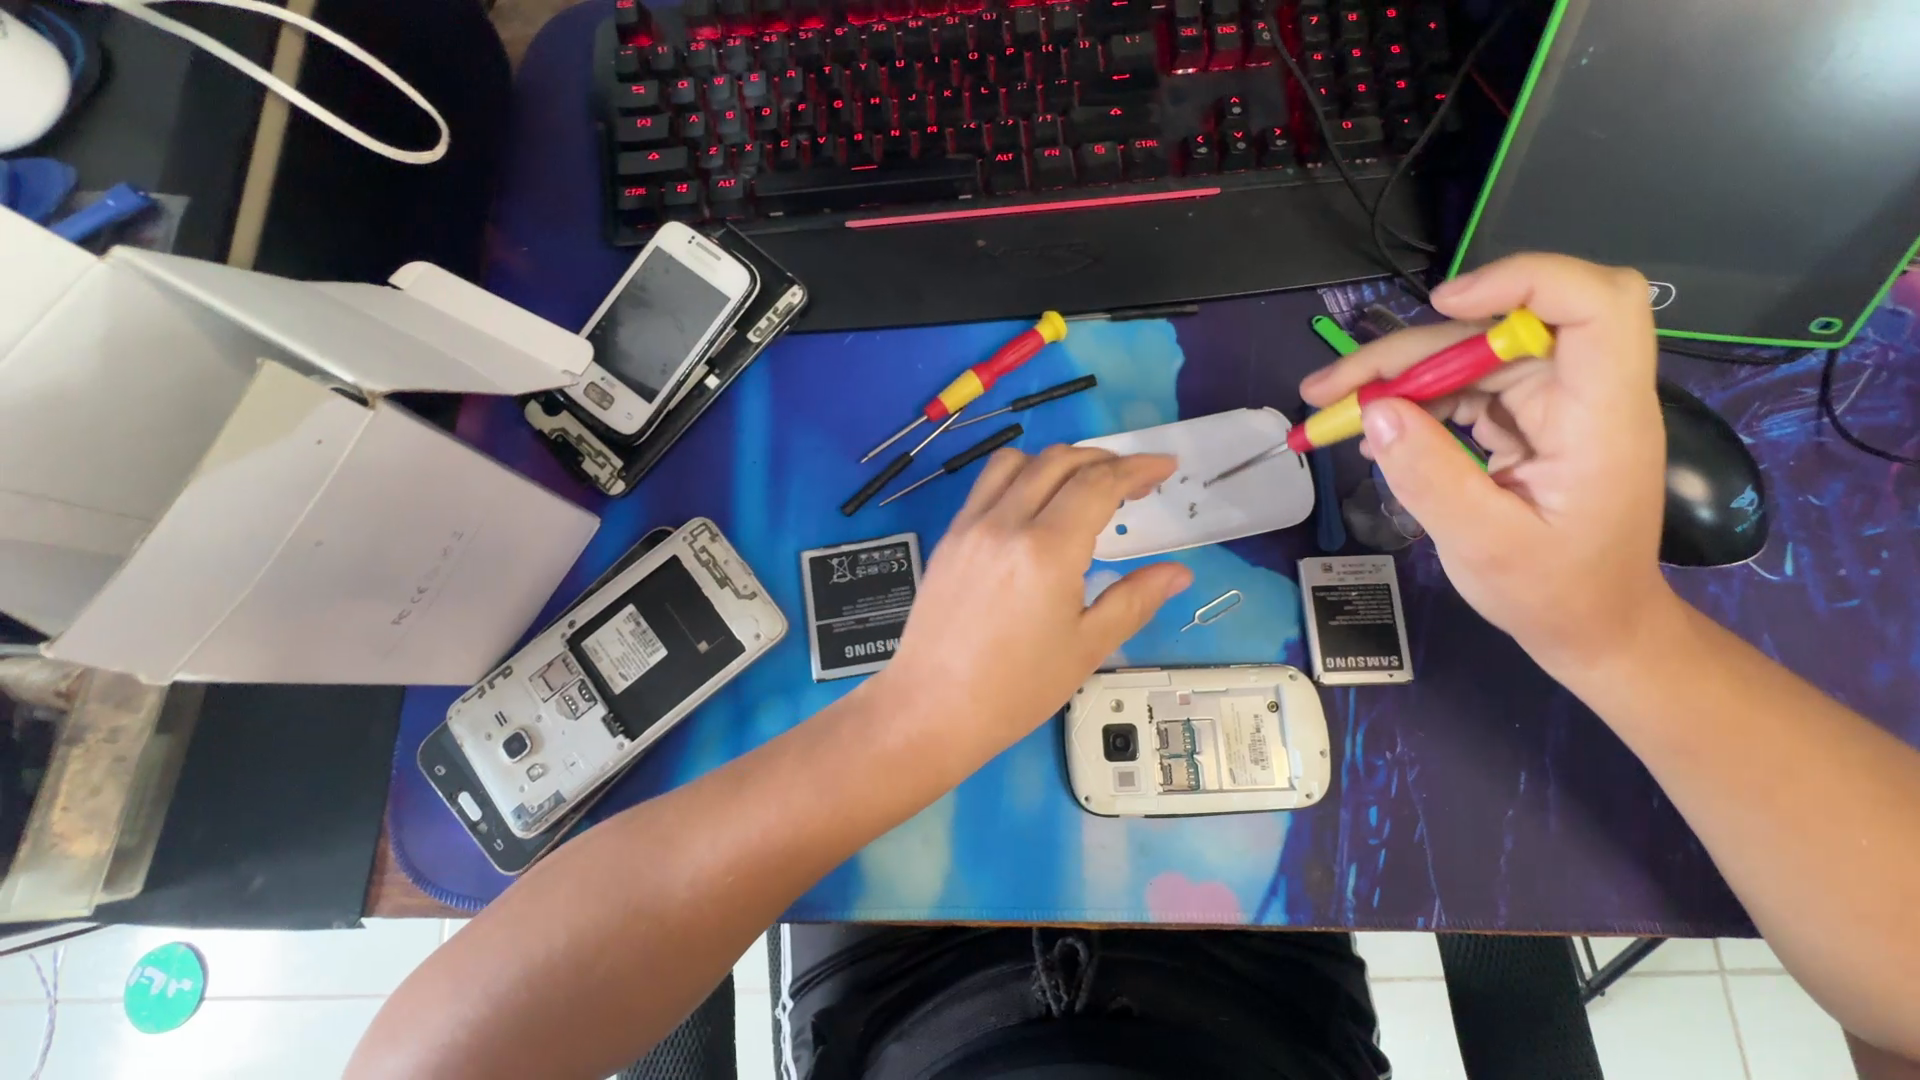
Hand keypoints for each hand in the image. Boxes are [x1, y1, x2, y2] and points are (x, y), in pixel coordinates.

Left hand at [876, 446, 1194, 757]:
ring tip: (1084, 485)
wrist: (934, 707)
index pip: (1099, 484)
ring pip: (1018, 461)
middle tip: (1134, 481)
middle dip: (1105, 459)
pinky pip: (987, 484)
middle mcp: (1006, 523)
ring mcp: (971, 525)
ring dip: (1059, 460)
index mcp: (1047, 550)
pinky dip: (1021, 475)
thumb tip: (1178, 573)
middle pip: (1060, 461)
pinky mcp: (950, 536)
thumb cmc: (1016, 688)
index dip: (1137, 468)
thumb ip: (1135, 600)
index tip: (1164, 467)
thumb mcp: (1087, 647)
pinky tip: (1035, 505)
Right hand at [1299, 254, 1676, 670]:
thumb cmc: (1553, 593)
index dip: (1523, 282)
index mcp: (1600, 415)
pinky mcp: (1526, 422)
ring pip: (1467, 359)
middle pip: (1496, 333)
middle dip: (1406, 353)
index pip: (1594, 306)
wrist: (1591, 626)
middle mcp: (1581, 395)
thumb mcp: (1483, 545)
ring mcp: (1552, 407)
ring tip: (1327, 410)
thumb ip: (1430, 477)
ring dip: (1395, 378)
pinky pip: (1462, 392)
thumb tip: (1375, 413)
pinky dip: (1411, 404)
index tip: (1443, 306)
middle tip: (1326, 391)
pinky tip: (1370, 428)